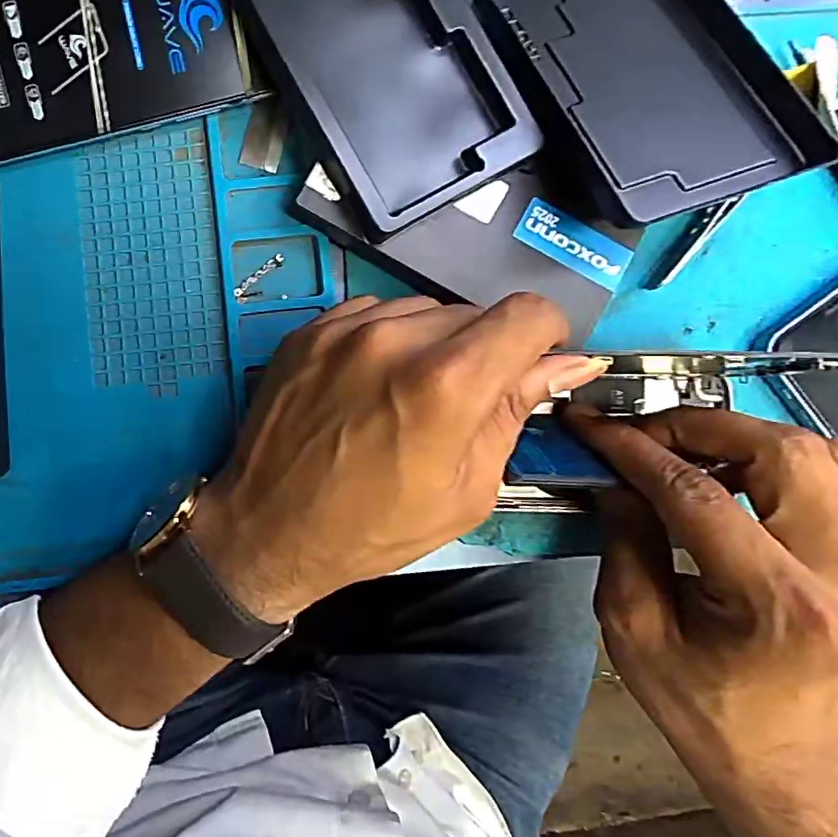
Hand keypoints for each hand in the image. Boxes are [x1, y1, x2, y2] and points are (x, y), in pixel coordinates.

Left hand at [189, 294, 610, 622]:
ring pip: (420, 310)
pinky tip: (368, 381)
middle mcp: (393, 338)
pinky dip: (384, 338)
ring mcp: (343, 329)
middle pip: (473, 312)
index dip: (545, 336)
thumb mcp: (466, 489)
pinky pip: (371, 313)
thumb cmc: (373, 526)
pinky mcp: (308, 330)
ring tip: (406, 393)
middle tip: (461, 399)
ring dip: (431, 342)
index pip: (527, 313)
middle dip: (484, 349)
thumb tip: (568, 362)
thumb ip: (515, 411)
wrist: (269, 526)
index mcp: (445, 382)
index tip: (534, 361)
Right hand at [566, 407, 837, 836]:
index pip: (698, 493)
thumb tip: (616, 474)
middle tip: (646, 435)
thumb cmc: (699, 703)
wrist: (784, 757)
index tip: (593, 427)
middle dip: (700, 428)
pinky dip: (781, 457)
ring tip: (690, 451)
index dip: (635, 449)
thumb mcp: (632, 624)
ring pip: (826, 454)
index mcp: (778, 605)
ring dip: (745, 436)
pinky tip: (736, 473)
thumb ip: (626, 539)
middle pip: (784, 454)